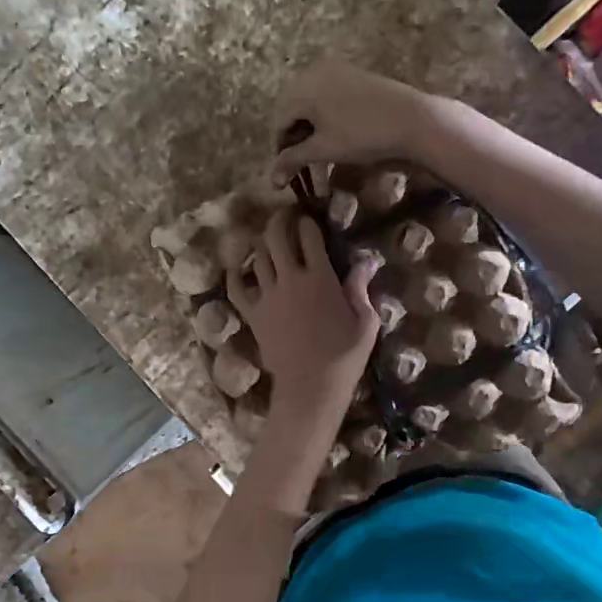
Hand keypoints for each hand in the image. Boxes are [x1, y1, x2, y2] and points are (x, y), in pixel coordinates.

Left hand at [226, 210, 377, 413]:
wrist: (311, 386)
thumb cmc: (345, 355)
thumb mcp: (366, 321)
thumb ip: (361, 287)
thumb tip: (367, 260)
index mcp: (320, 277)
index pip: (309, 236)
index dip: (308, 222)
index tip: (309, 219)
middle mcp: (290, 278)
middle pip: (276, 237)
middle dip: (279, 220)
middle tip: (284, 216)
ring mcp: (267, 296)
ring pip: (257, 258)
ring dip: (262, 244)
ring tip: (267, 240)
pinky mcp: (253, 314)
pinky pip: (236, 288)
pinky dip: (235, 275)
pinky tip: (236, 268)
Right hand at [270, 59, 457, 183]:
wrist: (414, 120)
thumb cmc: (363, 135)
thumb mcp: (324, 150)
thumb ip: (293, 160)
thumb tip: (271, 181)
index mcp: (303, 86)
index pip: (280, 121)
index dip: (281, 149)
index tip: (287, 172)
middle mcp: (315, 71)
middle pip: (295, 110)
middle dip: (296, 139)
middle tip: (304, 166)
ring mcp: (338, 70)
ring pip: (313, 104)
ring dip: (312, 131)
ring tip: (321, 155)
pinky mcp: (356, 75)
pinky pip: (330, 97)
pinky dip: (327, 118)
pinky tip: (337, 137)